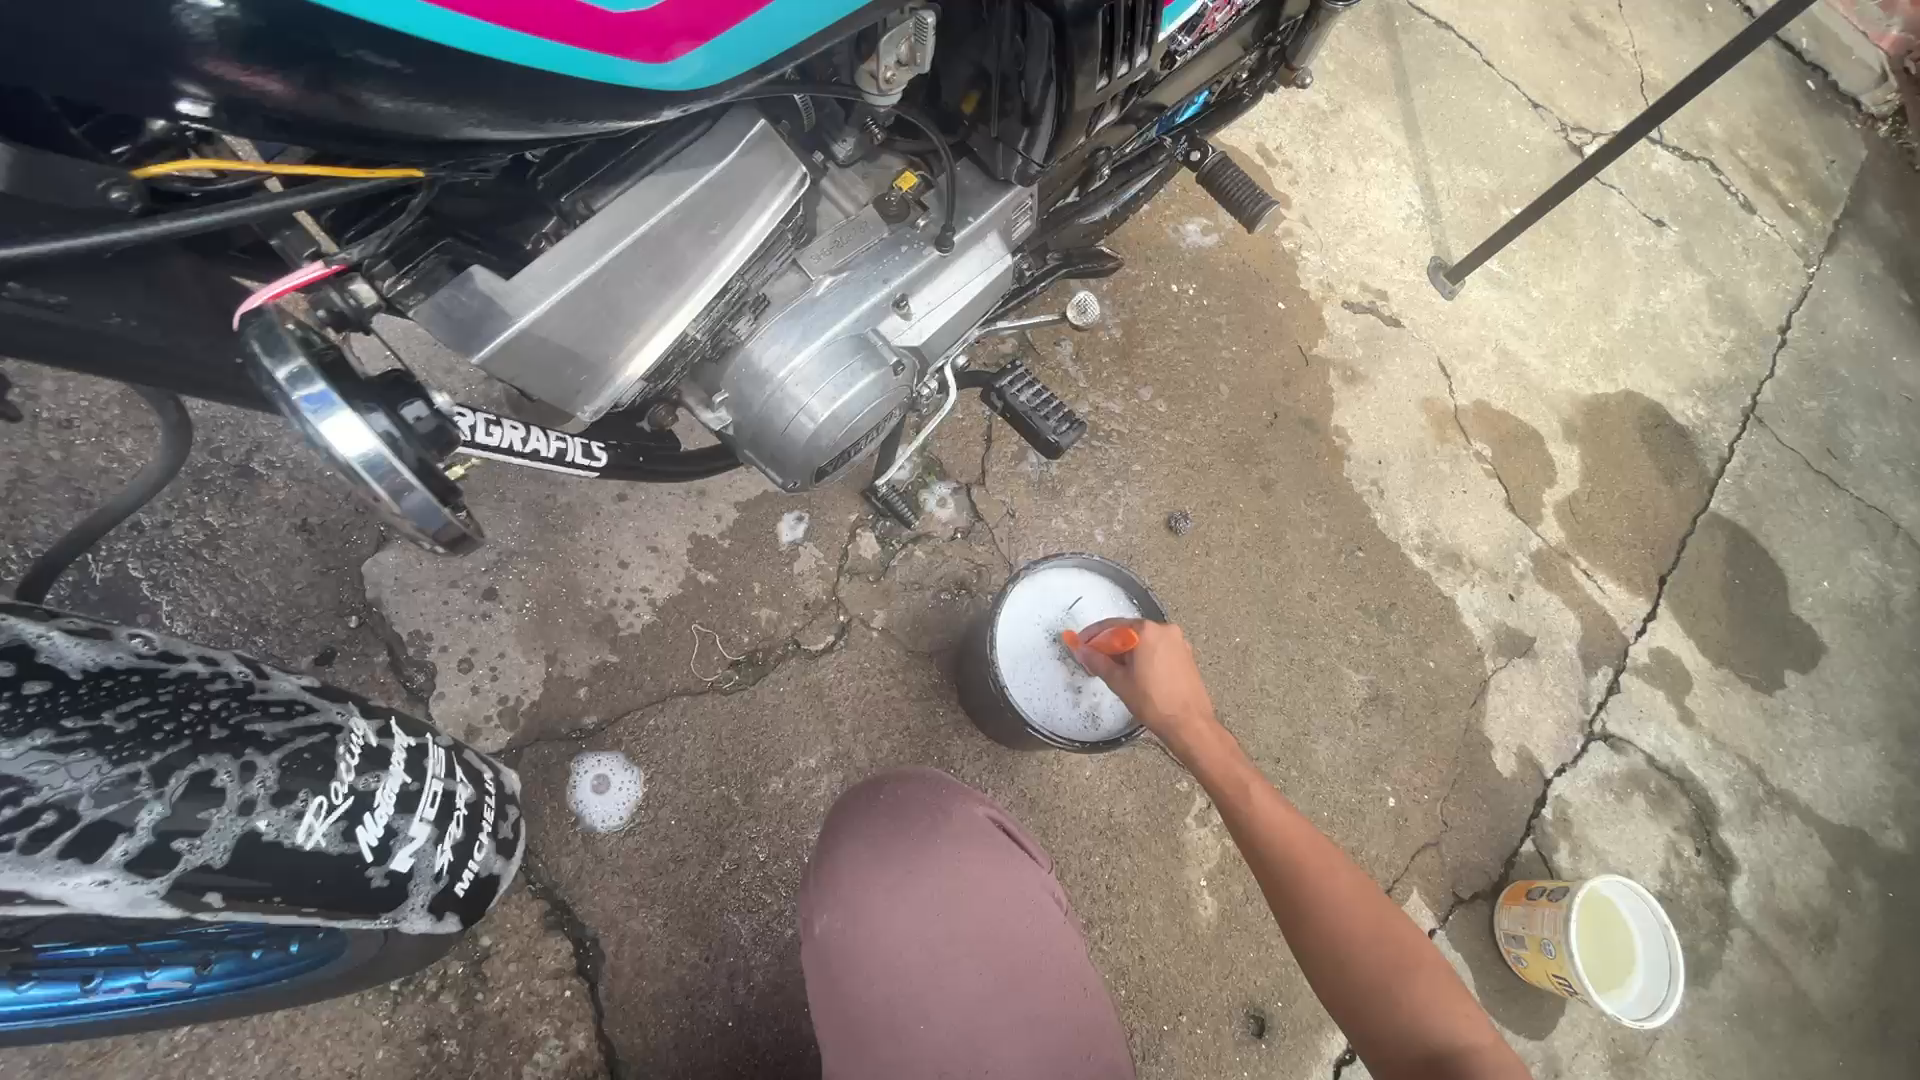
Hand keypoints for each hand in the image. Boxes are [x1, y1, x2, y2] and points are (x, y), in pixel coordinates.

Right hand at [1065, 618, 1226, 758]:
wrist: (1189, 724)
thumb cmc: (1154, 702)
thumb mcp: (1118, 681)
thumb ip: (1097, 661)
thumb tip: (1082, 650)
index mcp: (1147, 631)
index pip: (1112, 626)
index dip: (1093, 636)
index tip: (1081, 645)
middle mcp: (1165, 630)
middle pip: (1128, 631)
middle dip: (1110, 645)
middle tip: (1094, 661)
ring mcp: (1178, 642)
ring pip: (1143, 641)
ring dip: (1127, 652)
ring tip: (1114, 671)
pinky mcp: (1185, 655)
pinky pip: (1157, 649)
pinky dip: (1143, 656)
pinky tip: (1135, 674)